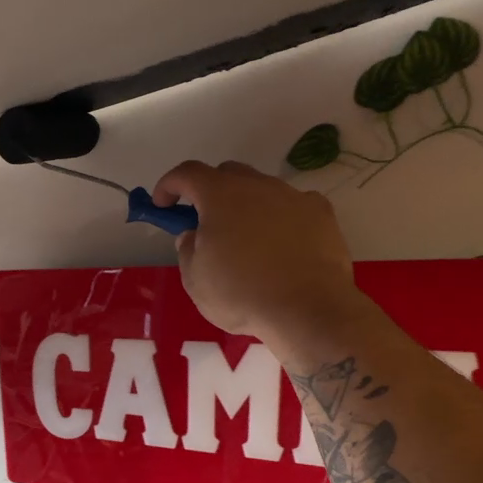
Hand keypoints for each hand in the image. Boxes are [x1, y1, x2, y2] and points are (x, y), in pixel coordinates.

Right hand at [152, 160, 361, 339]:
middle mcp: (258, 186)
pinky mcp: (320, 213)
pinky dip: (279, 219)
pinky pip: (292, 207)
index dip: (168, 185)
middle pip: (227, 174)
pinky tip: (280, 247)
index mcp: (221, 196)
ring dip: (246, 207)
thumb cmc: (241, 294)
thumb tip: (193, 234)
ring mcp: (293, 196)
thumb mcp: (196, 280)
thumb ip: (188, 250)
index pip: (187, 174)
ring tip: (246, 244)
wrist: (307, 308)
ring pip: (261, 190)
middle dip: (209, 193)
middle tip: (204, 225)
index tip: (161, 205)